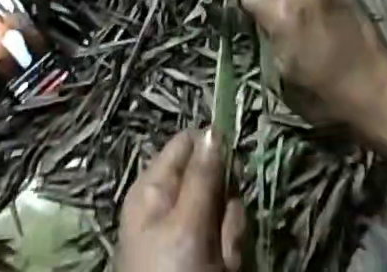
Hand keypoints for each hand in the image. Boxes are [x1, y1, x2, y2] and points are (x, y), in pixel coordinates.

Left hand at [119, 130, 244, 271]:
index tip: (231, 164)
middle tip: (218, 231)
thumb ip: (202, 176)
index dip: (213, 148)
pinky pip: (232, 241)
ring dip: (231, 236)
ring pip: (229, 212)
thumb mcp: (185, 226)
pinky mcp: (209, 258)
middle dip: (226, 205)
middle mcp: (172, 204)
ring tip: (219, 264)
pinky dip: (233, 258)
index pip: (187, 143)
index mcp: (153, 188)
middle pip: (216, 178)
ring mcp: (191, 233)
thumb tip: (213, 128)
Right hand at [238, 0, 386, 125]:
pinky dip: (312, 8)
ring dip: (292, 6)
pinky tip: (321, 28)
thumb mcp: (281, 75)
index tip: (247, 26)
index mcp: (282, 11)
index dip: (244, 10)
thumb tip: (259, 29)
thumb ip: (266, 42)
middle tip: (274, 33)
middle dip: (269, 7)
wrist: (378, 92)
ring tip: (300, 31)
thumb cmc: (325, 95)